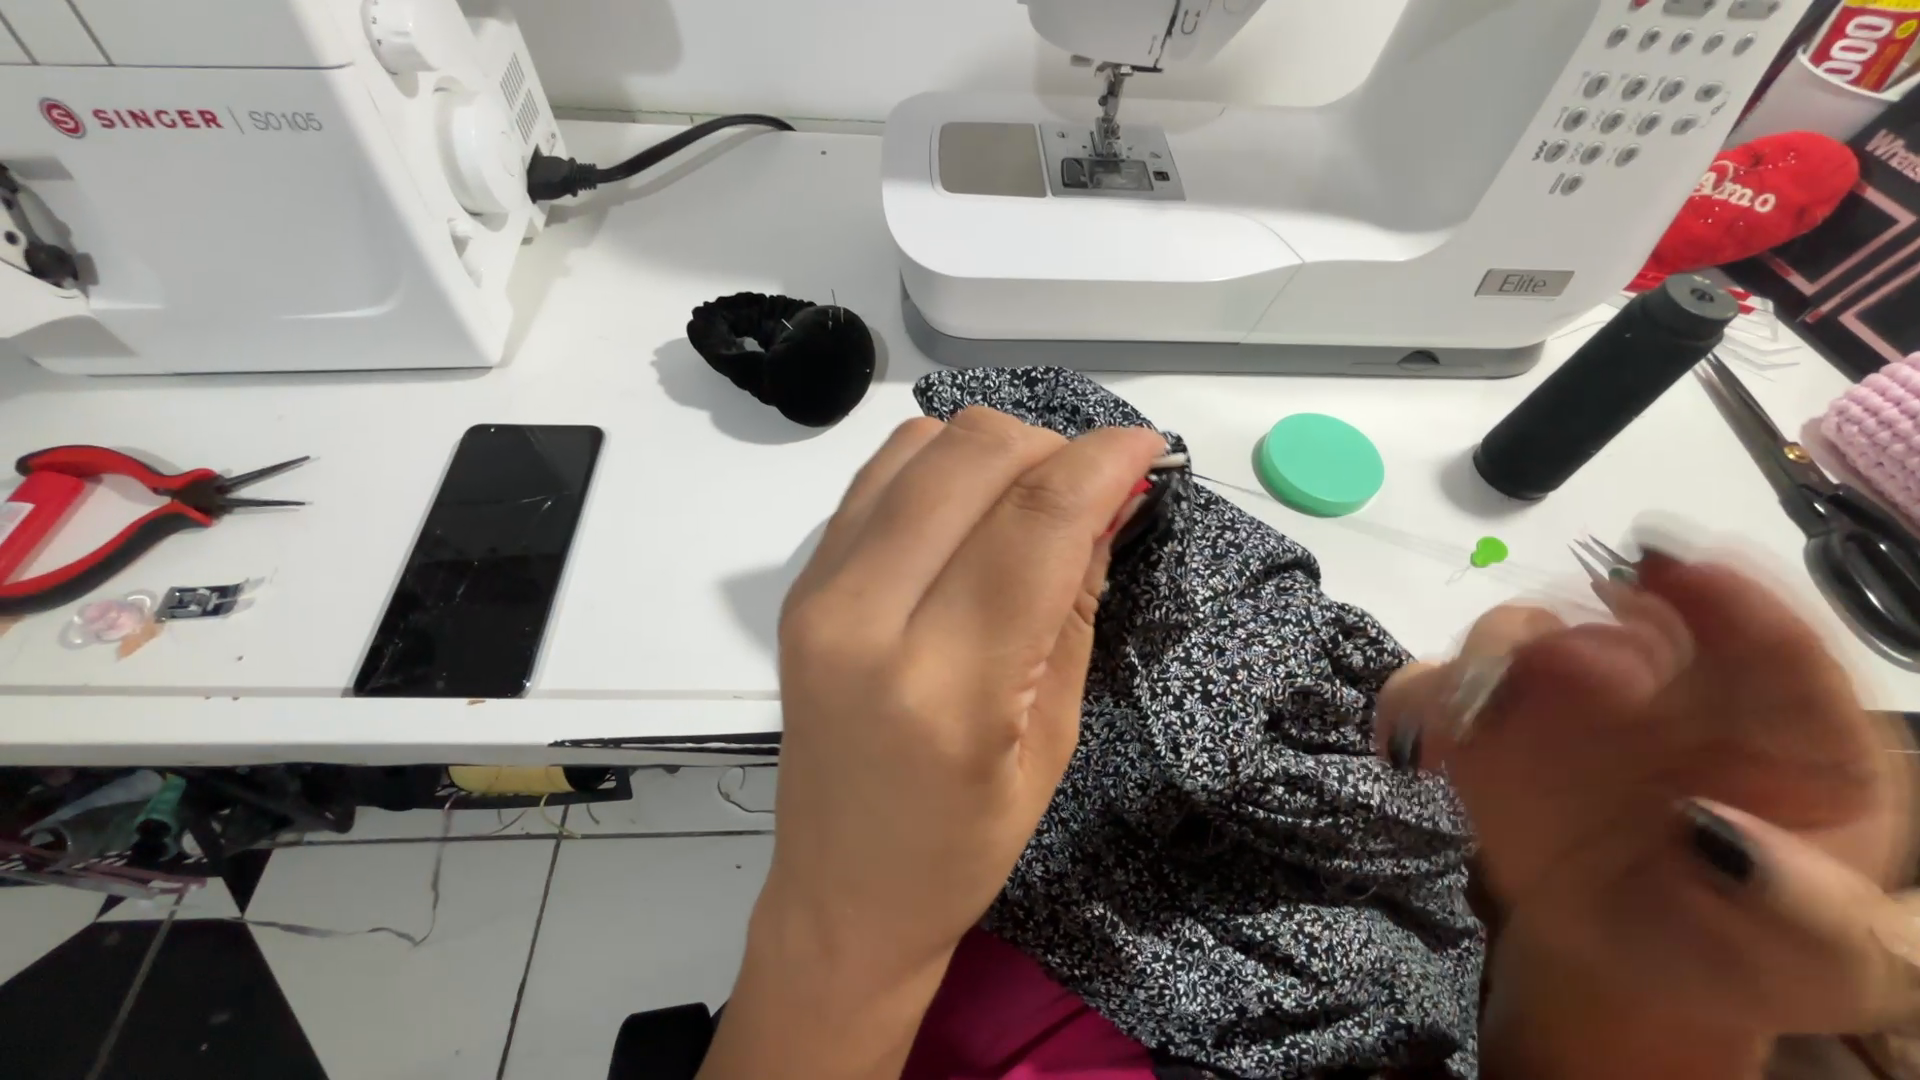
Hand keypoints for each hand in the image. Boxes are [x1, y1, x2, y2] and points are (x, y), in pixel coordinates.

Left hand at [764, 407, 1164, 989]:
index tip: (1147, 448)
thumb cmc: (962, 845)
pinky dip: (938, 466)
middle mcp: (865, 618)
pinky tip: (968, 509)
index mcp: (947, 684)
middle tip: (1090, 490)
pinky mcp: (800, 583)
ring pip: (920, 445)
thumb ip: (1077, 602)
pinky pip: (878, 475)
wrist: (842, 887)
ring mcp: (818, 592)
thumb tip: (1108, 500)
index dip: (1103, 463)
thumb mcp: (1053, 739)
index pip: (1037, 521)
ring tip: (1030, 500)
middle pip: (973, 455)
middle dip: (1052, 448)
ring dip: (995, 450)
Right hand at [1376, 550, 1918, 1062]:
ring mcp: (1562, 700)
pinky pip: (1431, 689)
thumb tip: (1712, 828)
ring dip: (1479, 660)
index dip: (1727, 598)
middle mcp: (1663, 687)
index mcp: (1778, 724)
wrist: (1634, 960)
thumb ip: (1810, 908)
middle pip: (1610, 612)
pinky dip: (1410, 703)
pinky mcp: (1484, 727)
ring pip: (1512, 631)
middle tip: (1543, 663)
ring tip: (1461, 730)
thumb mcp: (1825, 957)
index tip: (1673, 568)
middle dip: (1572, 627)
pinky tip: (1413, 753)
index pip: (1768, 641)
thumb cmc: (1743, 946)